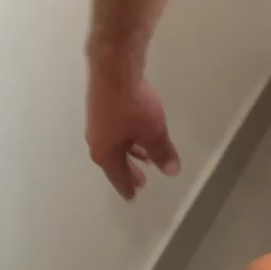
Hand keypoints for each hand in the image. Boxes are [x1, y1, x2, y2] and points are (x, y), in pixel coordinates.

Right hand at [87, 74, 180, 199]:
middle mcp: (98, 140)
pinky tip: (140, 131)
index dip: (128, 186)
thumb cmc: (132, 107)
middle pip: (116, 161)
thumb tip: (171, 172)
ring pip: (119, 144)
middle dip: (130, 170)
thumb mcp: (153, 132)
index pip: (117, 175)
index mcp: (105, 152)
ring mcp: (100, 122)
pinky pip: (119, 130)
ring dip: (132, 152)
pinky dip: (131, 137)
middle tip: (142, 182)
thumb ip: (162, 152)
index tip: (133, 197)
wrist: (115, 72)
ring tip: (146, 157)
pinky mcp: (106, 107)